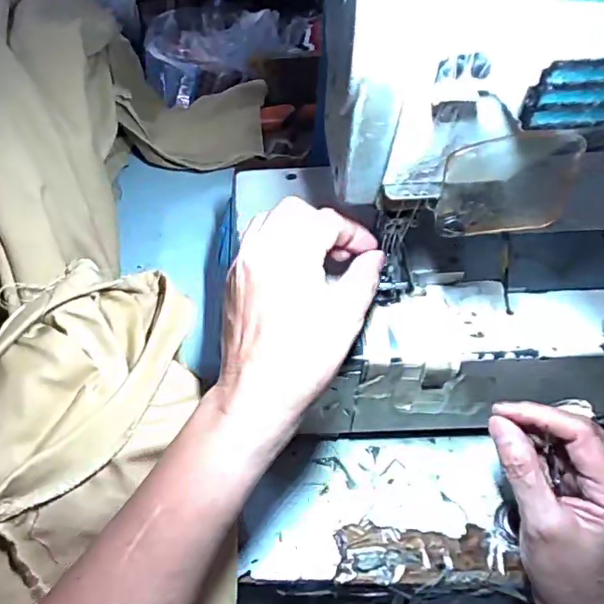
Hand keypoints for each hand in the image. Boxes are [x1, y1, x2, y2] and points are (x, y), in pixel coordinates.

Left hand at [215, 197, 382, 441]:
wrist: (258, 392)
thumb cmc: (298, 361)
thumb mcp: (346, 315)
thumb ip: (363, 277)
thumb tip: (371, 260)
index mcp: (289, 254)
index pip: (326, 221)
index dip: (354, 233)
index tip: (366, 251)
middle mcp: (259, 251)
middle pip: (295, 212)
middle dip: (324, 225)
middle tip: (344, 252)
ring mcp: (241, 265)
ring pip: (269, 222)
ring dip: (298, 231)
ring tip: (319, 258)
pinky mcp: (232, 282)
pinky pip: (254, 244)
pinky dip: (277, 246)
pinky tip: (293, 272)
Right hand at [489, 401, 603, 603]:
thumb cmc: (563, 577)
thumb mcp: (538, 521)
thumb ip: (522, 469)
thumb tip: (501, 425)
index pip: (582, 435)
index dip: (540, 416)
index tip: (503, 411)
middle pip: (584, 433)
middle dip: (541, 421)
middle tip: (502, 419)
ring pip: (580, 443)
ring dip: (544, 434)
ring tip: (510, 432)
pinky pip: (577, 459)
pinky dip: (550, 451)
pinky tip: (528, 450)